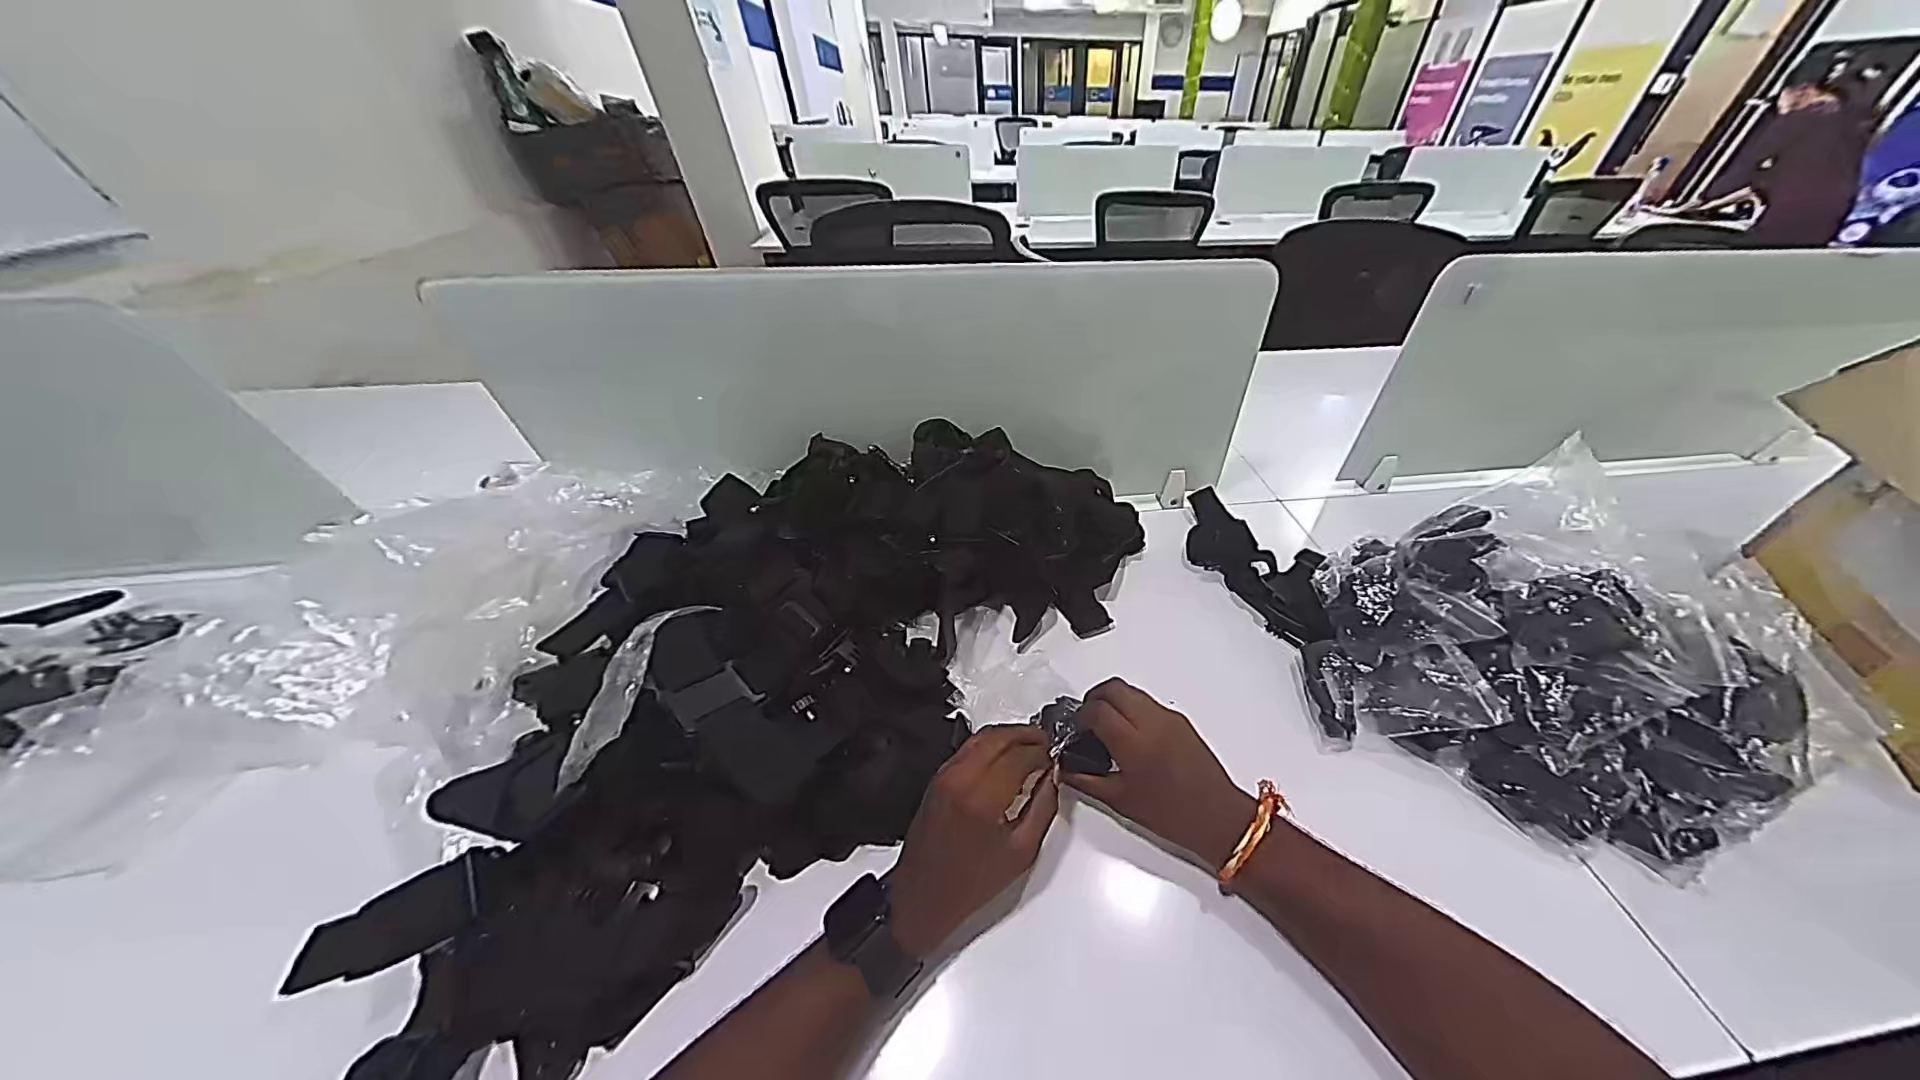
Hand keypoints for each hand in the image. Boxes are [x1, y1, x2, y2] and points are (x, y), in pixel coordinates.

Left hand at [887, 724, 1058, 956]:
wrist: (924, 894)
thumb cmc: (968, 883)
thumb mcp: (1021, 851)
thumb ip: (1043, 808)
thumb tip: (1052, 779)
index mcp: (982, 798)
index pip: (1020, 755)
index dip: (1042, 752)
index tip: (1054, 758)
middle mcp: (959, 779)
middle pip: (999, 737)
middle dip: (1027, 736)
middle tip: (1045, 743)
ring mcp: (945, 775)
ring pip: (982, 737)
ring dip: (1008, 736)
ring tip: (1030, 746)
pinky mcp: (937, 777)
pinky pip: (968, 748)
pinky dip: (990, 744)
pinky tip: (1005, 756)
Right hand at [1062, 679, 1255, 870]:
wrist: (1218, 818)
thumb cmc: (1174, 815)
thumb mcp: (1120, 801)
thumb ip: (1086, 779)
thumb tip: (1066, 768)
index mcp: (1134, 744)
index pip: (1096, 710)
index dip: (1081, 716)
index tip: (1078, 728)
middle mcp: (1152, 723)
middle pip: (1112, 688)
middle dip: (1094, 698)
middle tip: (1088, 718)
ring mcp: (1168, 718)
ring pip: (1131, 691)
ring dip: (1114, 700)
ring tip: (1108, 725)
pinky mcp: (1180, 721)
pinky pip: (1149, 702)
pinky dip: (1133, 708)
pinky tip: (1131, 733)